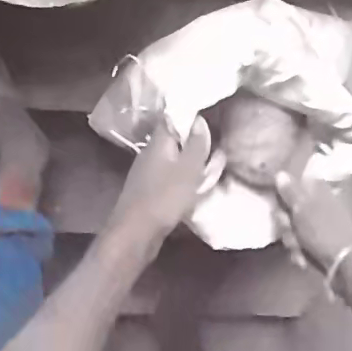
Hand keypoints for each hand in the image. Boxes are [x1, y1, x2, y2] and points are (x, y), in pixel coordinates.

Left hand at [104, 117, 211, 252]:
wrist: (135, 233)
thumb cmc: (164, 198)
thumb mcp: (188, 169)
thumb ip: (196, 144)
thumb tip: (199, 120)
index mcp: (158, 143)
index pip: (171, 119)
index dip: (189, 117)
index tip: (209, 119)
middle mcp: (149, 154)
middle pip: (174, 141)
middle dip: (194, 143)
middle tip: (216, 149)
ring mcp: (147, 173)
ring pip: (173, 161)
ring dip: (190, 164)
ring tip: (211, 169)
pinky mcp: (148, 191)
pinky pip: (169, 178)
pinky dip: (183, 180)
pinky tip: (194, 189)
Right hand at [273, 168, 351, 269]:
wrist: (343, 264)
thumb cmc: (321, 231)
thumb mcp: (301, 209)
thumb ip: (289, 191)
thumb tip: (281, 172)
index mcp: (319, 190)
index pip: (295, 183)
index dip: (283, 193)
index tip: (278, 203)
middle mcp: (321, 202)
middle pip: (291, 206)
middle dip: (285, 221)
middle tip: (288, 228)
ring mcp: (321, 222)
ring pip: (294, 225)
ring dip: (291, 237)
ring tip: (297, 247)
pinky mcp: (321, 239)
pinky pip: (301, 239)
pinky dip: (299, 248)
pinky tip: (302, 256)